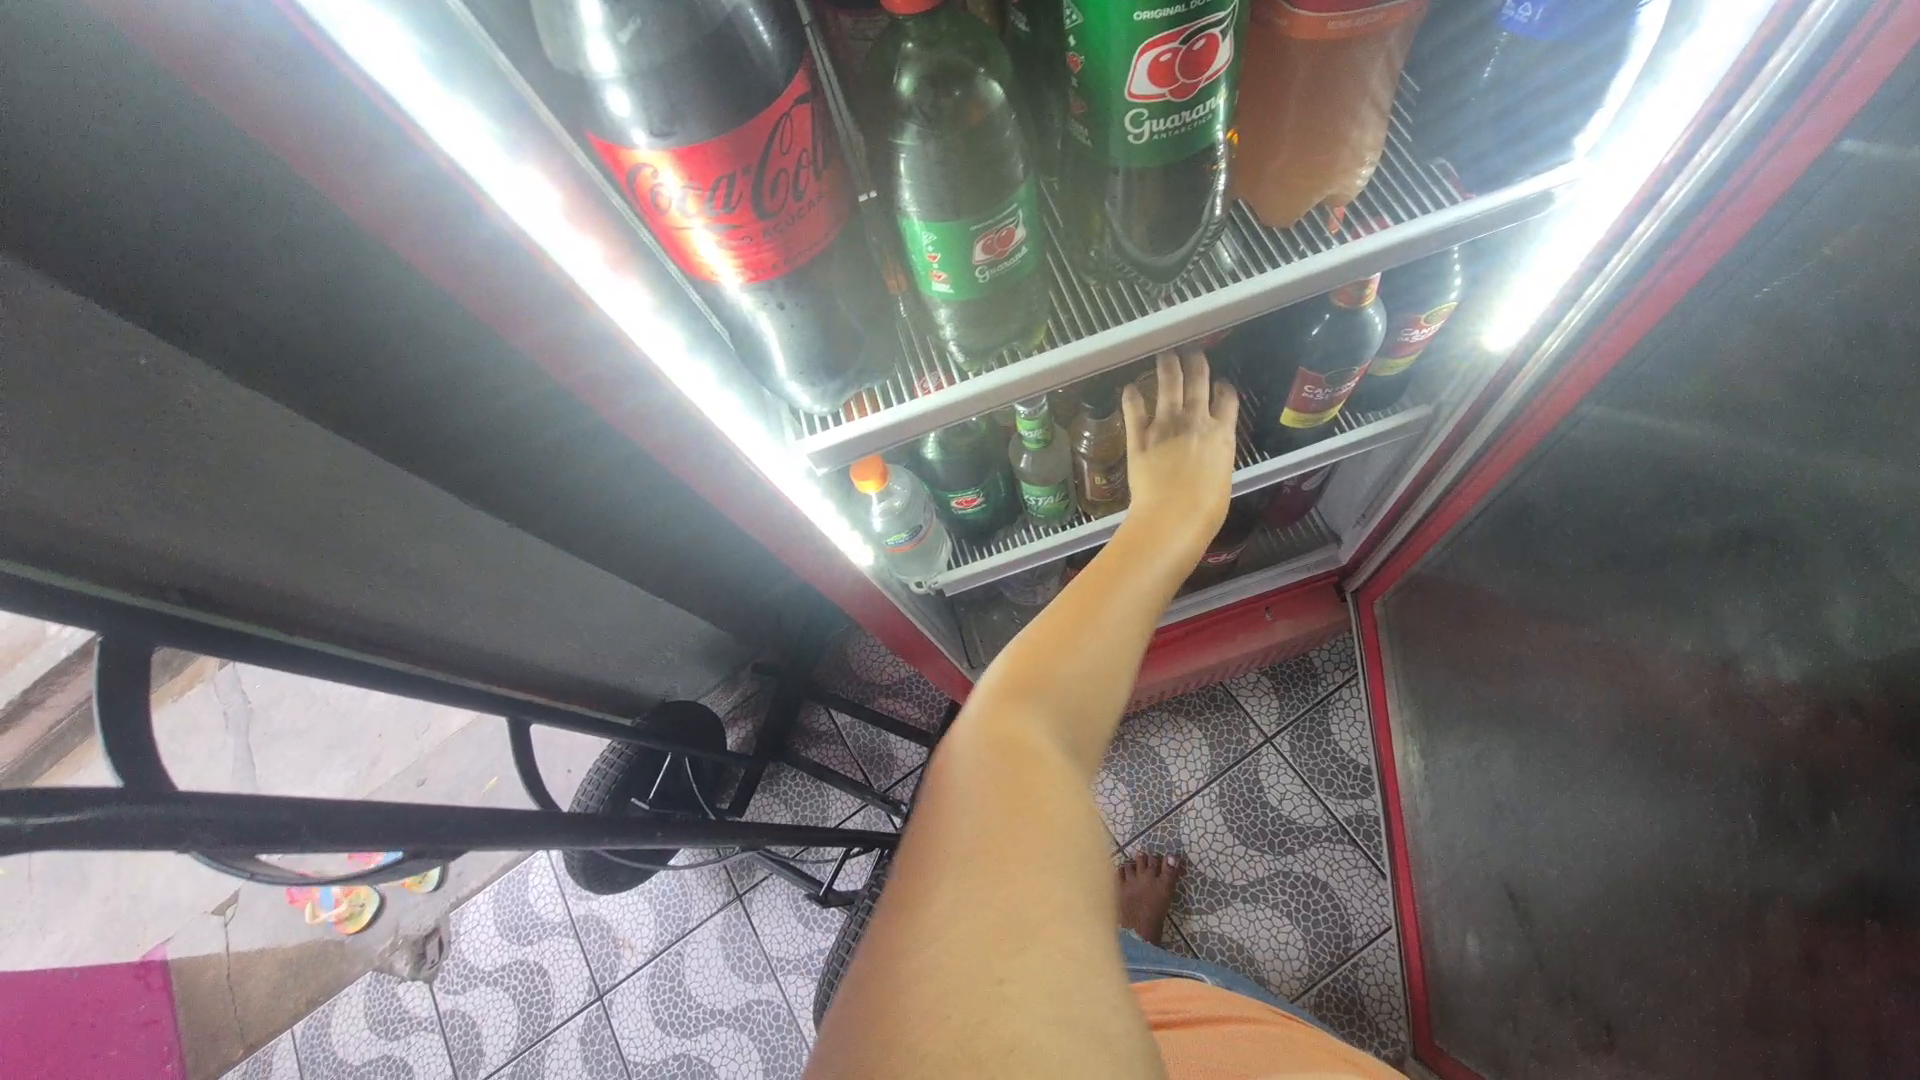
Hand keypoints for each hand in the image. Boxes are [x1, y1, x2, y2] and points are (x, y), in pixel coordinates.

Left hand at [1120, 346, 1238, 557]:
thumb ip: (1216, 460)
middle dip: (1195, 362)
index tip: (1219, 382)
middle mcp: (1196, 421)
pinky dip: (1132, 397)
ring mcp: (1165, 426)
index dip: (1223, 387)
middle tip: (1191, 351)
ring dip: (1167, 366)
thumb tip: (1210, 460)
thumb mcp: (1222, 480)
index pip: (1227, 398)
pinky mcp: (1139, 437)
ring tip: (1165, 354)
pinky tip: (1129, 388)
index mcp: (1222, 434)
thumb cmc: (1205, 510)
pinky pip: (1135, 410)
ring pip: (1168, 385)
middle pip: (1198, 381)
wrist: (1174, 518)